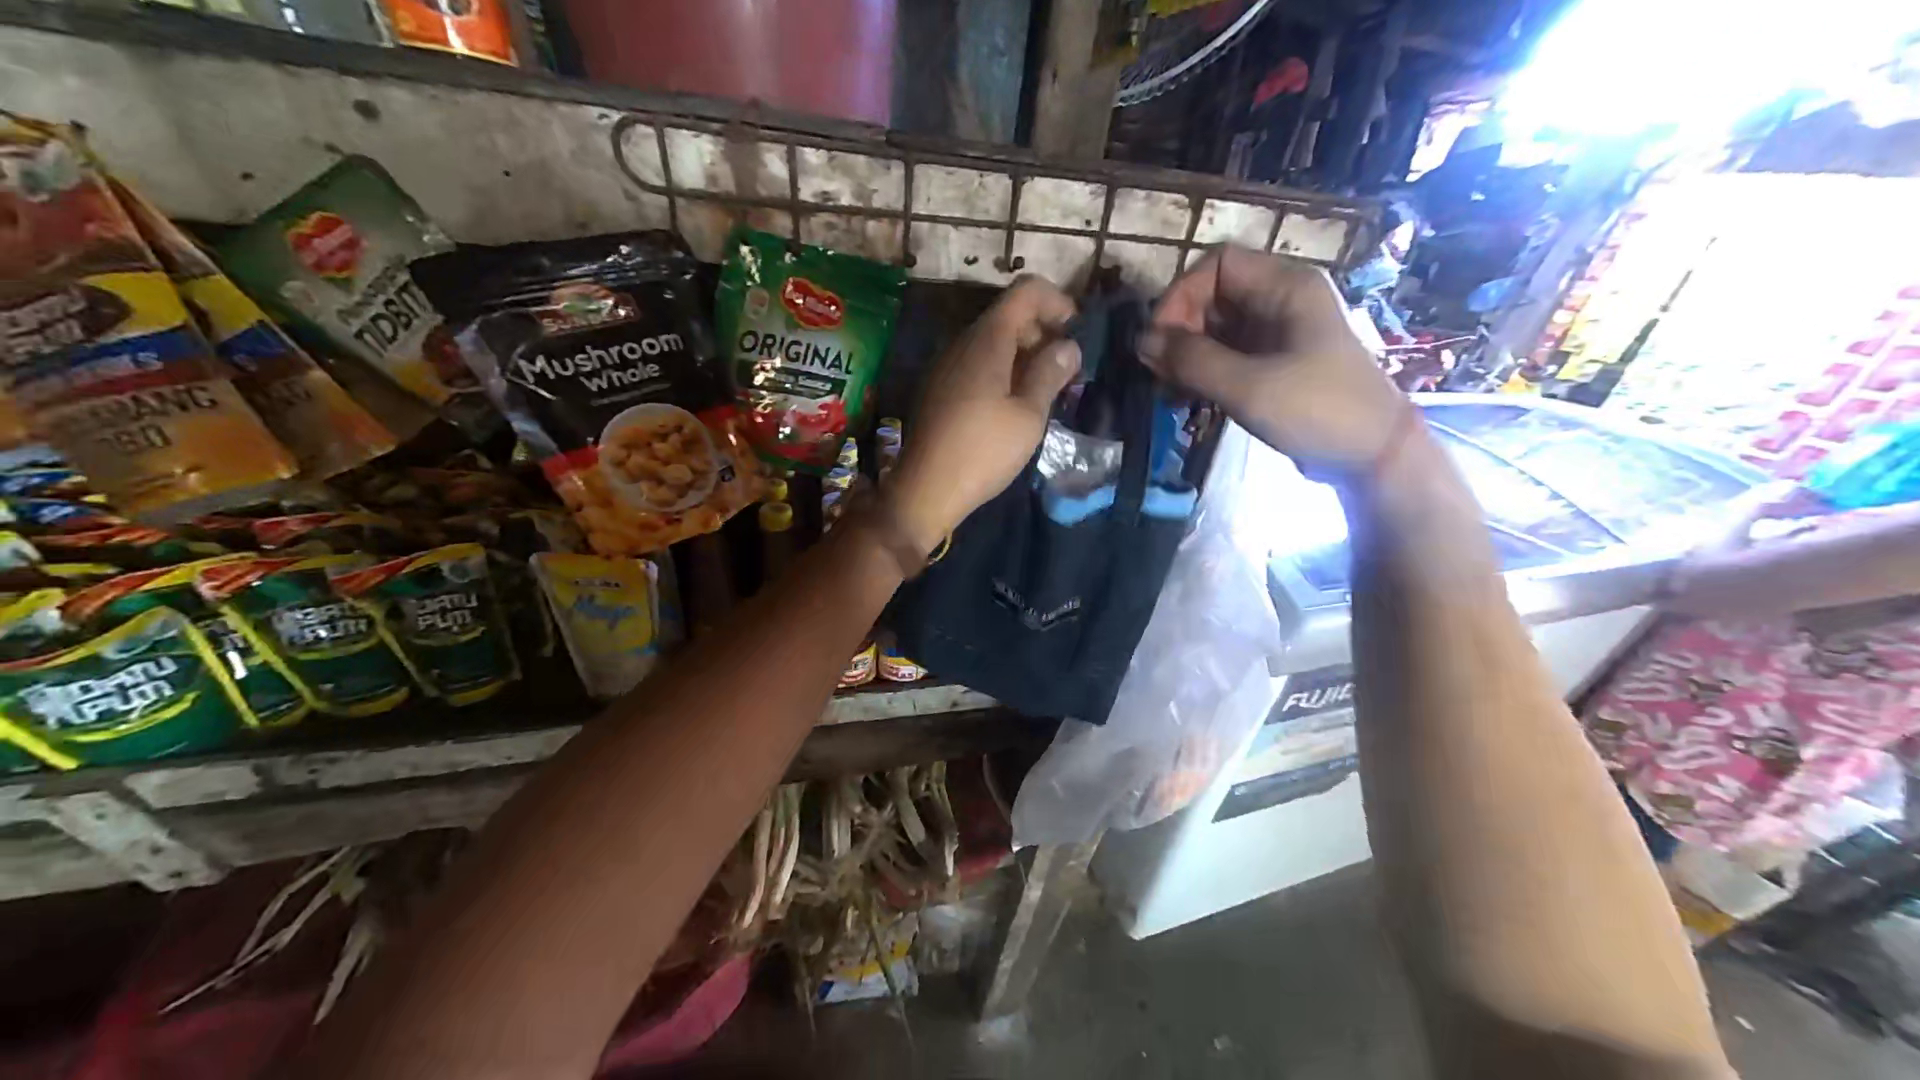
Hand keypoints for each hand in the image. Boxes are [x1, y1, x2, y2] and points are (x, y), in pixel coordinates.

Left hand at [889, 277, 1080, 548]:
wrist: (925, 489)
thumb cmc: (983, 451)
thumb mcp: (1028, 415)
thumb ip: (1050, 374)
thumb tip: (1068, 346)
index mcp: (987, 340)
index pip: (1025, 291)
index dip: (1056, 301)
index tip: (1075, 333)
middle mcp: (962, 343)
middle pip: (1008, 316)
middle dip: (1042, 332)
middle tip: (1064, 371)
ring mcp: (945, 365)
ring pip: (991, 342)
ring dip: (1022, 355)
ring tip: (1043, 392)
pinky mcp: (938, 389)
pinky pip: (975, 364)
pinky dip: (1001, 371)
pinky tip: (1011, 406)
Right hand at [1143, 245, 1406, 482]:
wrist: (1373, 456)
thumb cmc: (1318, 410)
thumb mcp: (1249, 385)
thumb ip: (1191, 360)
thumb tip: (1141, 340)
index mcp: (1287, 287)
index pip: (1218, 264)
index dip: (1182, 295)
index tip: (1160, 339)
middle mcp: (1281, 300)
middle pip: (1212, 296)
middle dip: (1179, 330)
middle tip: (1159, 372)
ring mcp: (1277, 333)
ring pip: (1214, 328)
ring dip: (1185, 355)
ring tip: (1168, 389)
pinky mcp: (1273, 363)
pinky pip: (1225, 354)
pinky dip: (1201, 371)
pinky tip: (1184, 397)